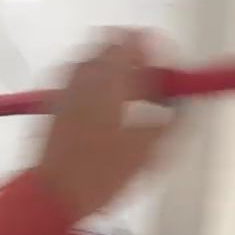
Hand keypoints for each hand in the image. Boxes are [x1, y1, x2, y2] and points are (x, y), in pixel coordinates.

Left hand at [33, 30, 172, 218]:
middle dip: (136, 59)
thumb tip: (182, 99)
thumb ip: (172, 116)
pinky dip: (96, 84)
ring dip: (115, 71)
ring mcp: (62, 87)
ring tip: (132, 103)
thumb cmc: (103, 173)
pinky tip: (107, 113)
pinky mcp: (51, 103)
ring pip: (92, 61)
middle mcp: (81, 75)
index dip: (157, 52)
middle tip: (154, 88)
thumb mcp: (150, 149)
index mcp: (107, 79)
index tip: (170, 75)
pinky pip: (77, 79)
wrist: (53, 194)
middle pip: (110, 44)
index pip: (134, 40)